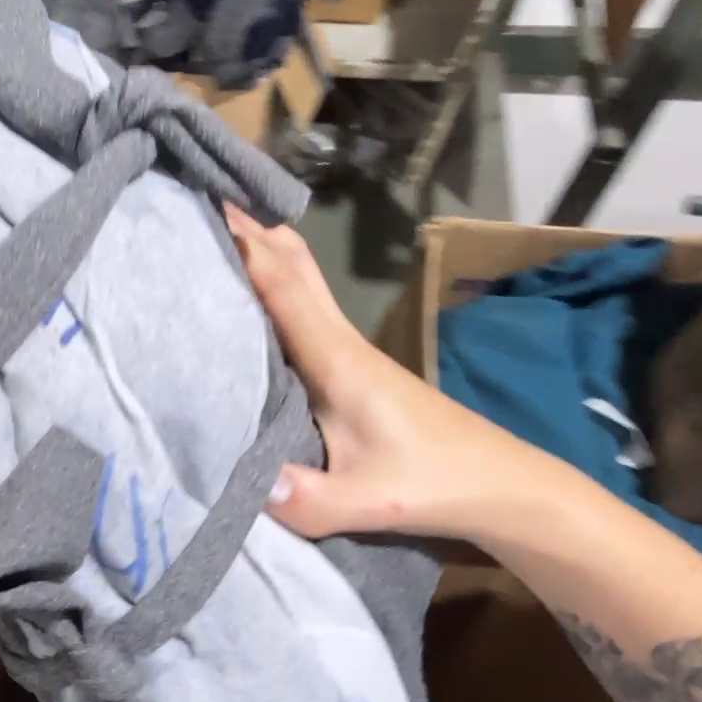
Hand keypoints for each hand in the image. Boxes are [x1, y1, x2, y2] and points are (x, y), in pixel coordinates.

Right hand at [227, 204, 583, 543]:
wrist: (501, 485)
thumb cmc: (434, 482)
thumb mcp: (367, 501)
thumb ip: (308, 500)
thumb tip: (249, 487)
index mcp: (336, 359)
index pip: (282, 285)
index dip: (243, 244)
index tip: (201, 205)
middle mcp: (339, 341)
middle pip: (293, 263)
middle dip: (251, 225)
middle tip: (200, 199)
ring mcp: (345, 350)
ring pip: (298, 280)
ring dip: (260, 248)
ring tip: (212, 233)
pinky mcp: (347, 366)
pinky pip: (300, 307)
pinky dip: (270, 282)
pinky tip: (245, 296)